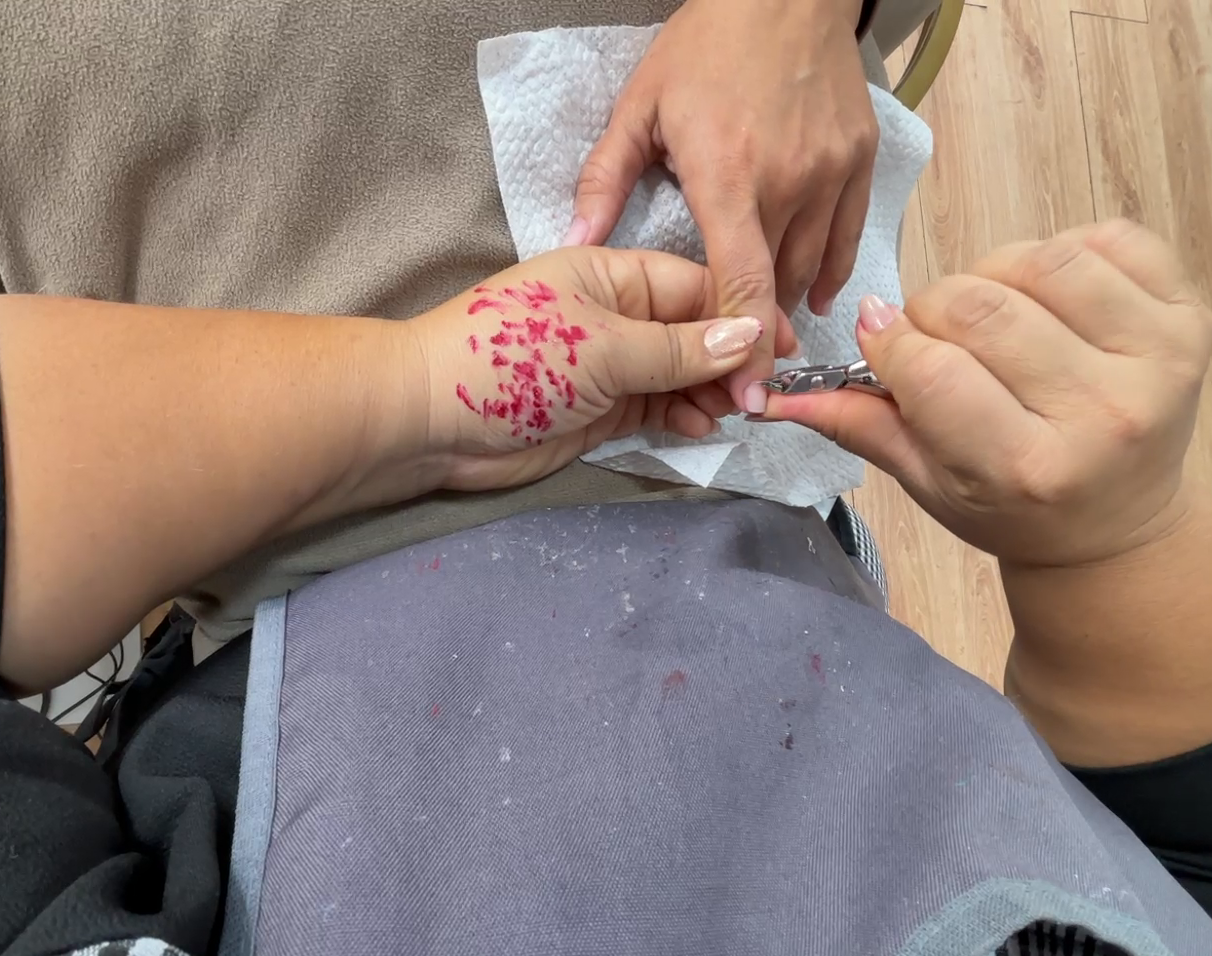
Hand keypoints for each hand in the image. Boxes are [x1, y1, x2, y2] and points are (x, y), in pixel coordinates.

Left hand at [411, 246, 797, 491]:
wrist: (433, 420)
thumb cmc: (512, 361)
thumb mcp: (600, 346)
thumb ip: (675, 348)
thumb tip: (747, 334)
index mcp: (611, 274)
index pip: (694, 287)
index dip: (739, 316)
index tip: (778, 350)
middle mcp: (615, 315)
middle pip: (691, 332)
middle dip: (727, 360)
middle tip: (762, 393)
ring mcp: (608, 364)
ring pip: (677, 373)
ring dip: (707, 392)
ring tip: (733, 413)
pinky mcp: (599, 408)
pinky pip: (654, 406)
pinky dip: (680, 415)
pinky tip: (701, 426)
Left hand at [570, 0, 878, 414]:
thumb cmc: (705, 46)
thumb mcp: (639, 107)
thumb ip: (605, 182)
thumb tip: (575, 245)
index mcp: (727, 177)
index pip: (740, 283)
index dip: (743, 347)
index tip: (747, 397)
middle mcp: (788, 182)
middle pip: (776, 290)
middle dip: (757, 339)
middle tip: (735, 373)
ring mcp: (831, 172)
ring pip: (809, 270)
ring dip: (783, 309)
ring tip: (761, 337)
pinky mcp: (859, 161)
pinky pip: (845, 240)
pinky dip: (825, 275)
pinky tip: (808, 299)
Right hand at [760, 220, 1211, 567]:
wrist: (1114, 524)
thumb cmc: (1004, 511)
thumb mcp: (923, 483)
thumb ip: (858, 427)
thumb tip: (775, 395)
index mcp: (1026, 466)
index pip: (934, 371)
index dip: (889, 343)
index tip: (876, 341)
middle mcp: (1103, 412)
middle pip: (982, 308)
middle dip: (931, 309)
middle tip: (927, 334)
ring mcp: (1160, 358)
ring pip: (1040, 261)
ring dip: (987, 276)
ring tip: (981, 315)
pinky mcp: (1194, 317)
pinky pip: (1108, 238)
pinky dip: (1055, 254)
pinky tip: (1040, 296)